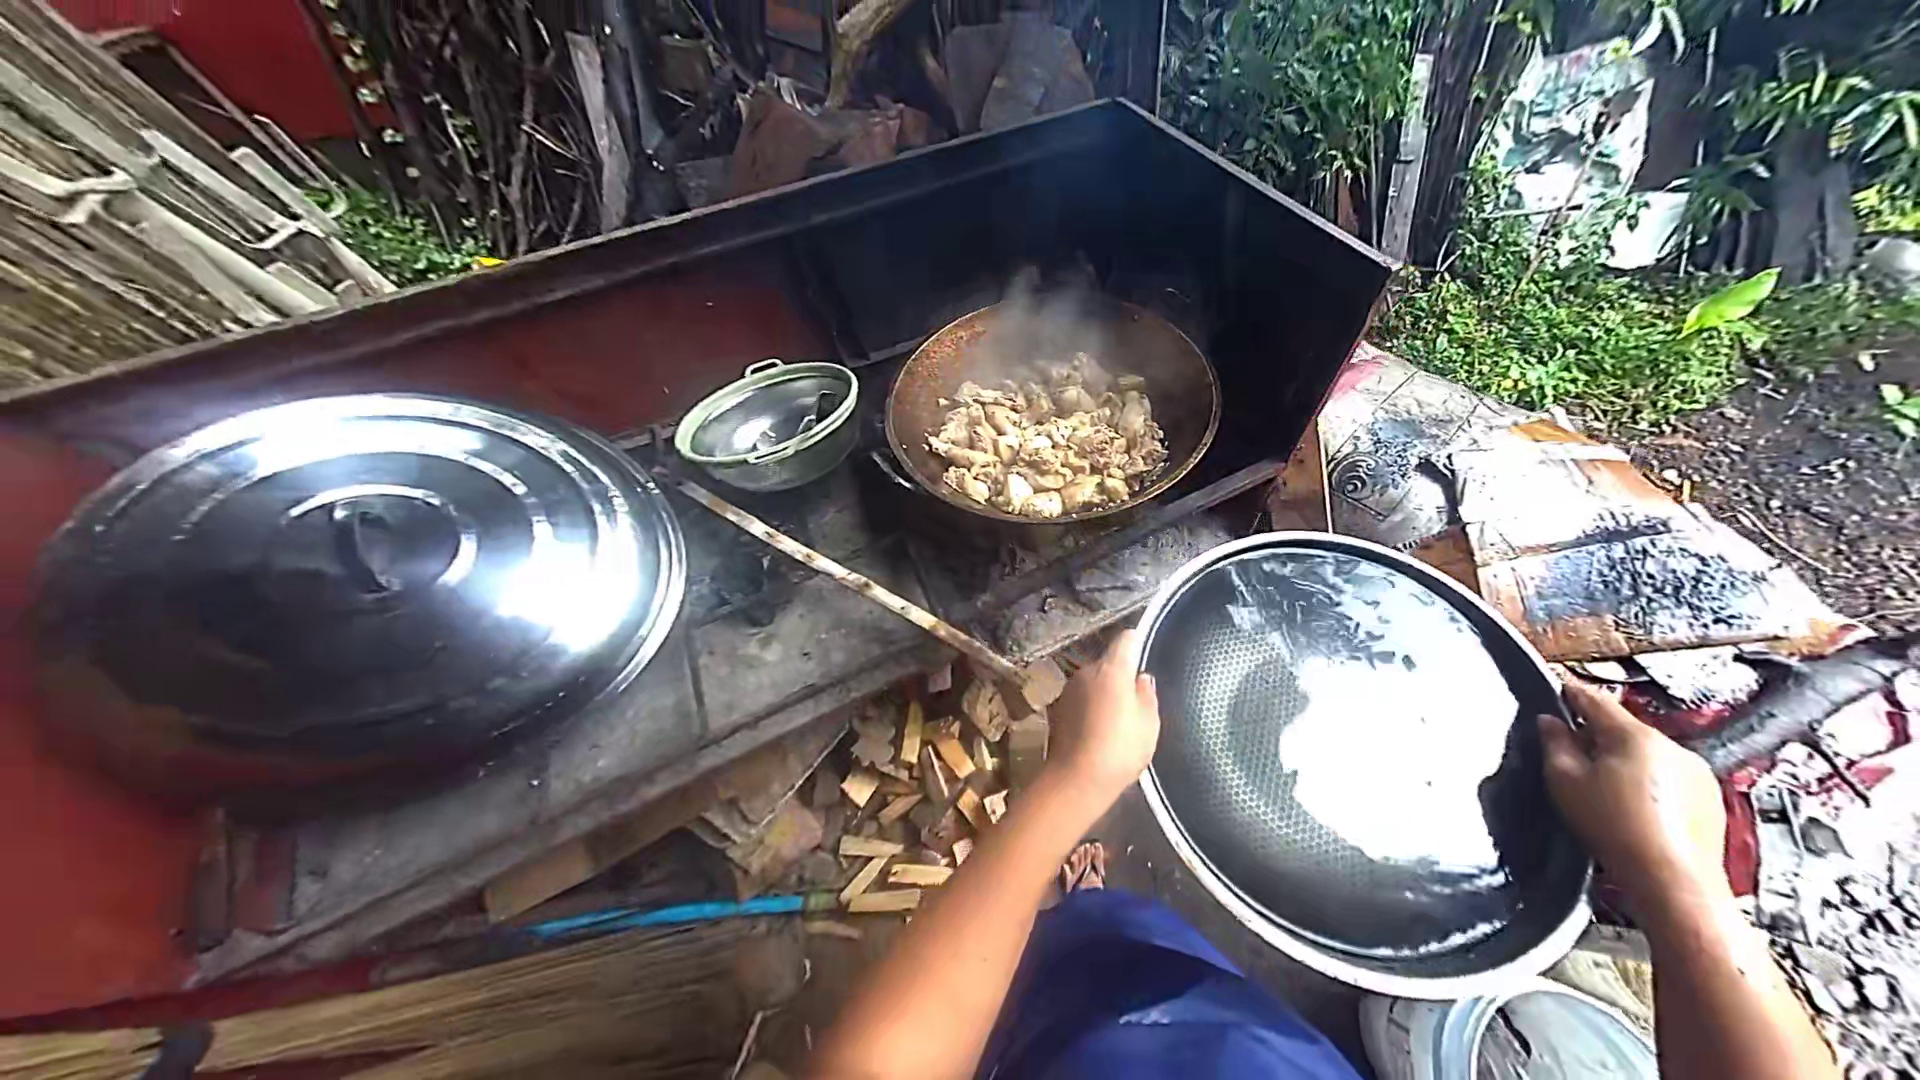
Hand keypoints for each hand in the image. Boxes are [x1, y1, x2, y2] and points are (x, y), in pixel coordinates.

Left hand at [1044, 629, 1161, 810]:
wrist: (1076, 779)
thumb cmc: (1120, 750)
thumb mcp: (1148, 724)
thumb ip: (1146, 694)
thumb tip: (1141, 677)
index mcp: (1111, 670)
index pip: (1126, 639)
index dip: (1137, 641)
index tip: (1144, 648)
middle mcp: (1086, 672)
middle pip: (1108, 661)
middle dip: (1120, 673)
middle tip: (1134, 698)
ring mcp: (1069, 688)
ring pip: (1093, 680)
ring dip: (1103, 690)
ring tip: (1116, 718)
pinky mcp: (1058, 706)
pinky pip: (1081, 697)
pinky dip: (1090, 704)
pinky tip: (1097, 728)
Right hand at [1539, 681, 1731, 918]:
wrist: (1673, 880)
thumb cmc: (1615, 827)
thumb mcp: (1564, 778)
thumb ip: (1554, 742)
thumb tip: (1551, 722)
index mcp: (1636, 737)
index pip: (1594, 698)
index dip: (1568, 690)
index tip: (1554, 683)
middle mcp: (1674, 748)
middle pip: (1621, 726)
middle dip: (1593, 733)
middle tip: (1566, 750)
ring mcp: (1697, 774)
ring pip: (1644, 751)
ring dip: (1618, 757)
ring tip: (1597, 783)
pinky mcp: (1708, 798)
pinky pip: (1665, 773)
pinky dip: (1642, 778)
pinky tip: (1626, 802)